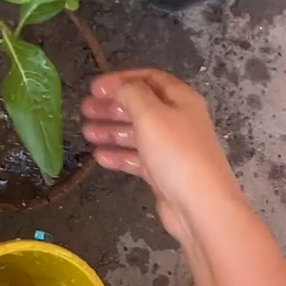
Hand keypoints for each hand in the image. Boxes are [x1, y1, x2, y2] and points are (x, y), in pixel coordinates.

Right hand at [81, 69, 241, 243]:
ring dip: (112, 131)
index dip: (120, 81)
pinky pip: (138, 159)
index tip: (95, 88)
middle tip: (86, 110)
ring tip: (87, 132)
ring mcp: (171, 149)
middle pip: (140, 107)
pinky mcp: (163, 174)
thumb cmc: (177, 154)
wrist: (200, 205)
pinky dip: (120, 156)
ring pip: (137, 134)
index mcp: (180, 100)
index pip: (148, 80)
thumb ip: (131, 94)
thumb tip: (118, 87)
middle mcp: (177, 121)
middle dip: (112, 107)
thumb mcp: (151, 114)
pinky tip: (100, 157)